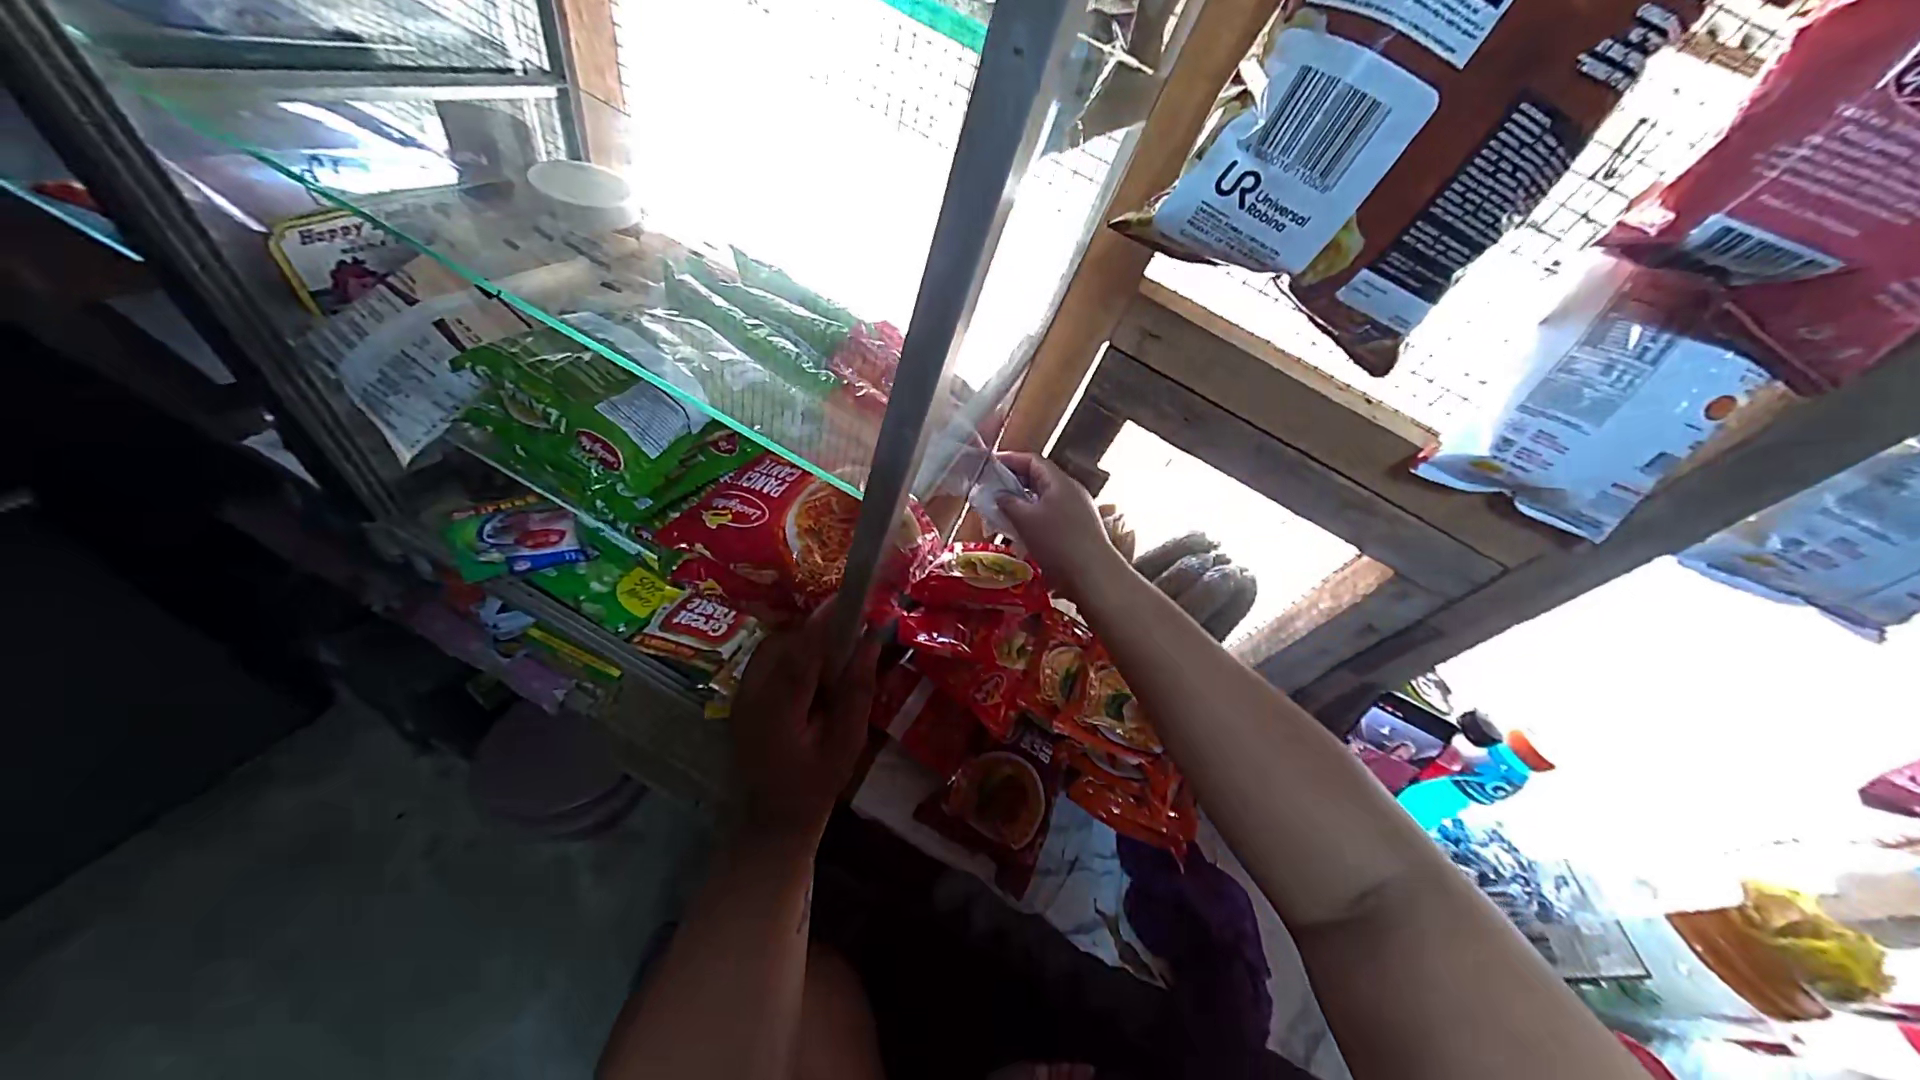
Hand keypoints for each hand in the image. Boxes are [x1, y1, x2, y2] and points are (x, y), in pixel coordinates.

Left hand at [728, 605, 883, 845]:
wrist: (771, 820)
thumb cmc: (814, 787)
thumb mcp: (846, 744)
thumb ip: (858, 692)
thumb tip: (870, 642)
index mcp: (776, 709)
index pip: (801, 651)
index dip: (826, 620)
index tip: (852, 598)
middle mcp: (750, 694)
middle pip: (785, 642)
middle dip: (819, 629)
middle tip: (853, 627)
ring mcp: (741, 695)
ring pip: (774, 648)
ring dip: (806, 640)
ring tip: (838, 649)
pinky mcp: (743, 697)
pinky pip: (769, 661)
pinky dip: (794, 654)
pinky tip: (816, 669)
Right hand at [994, 452, 1129, 602]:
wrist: (1092, 574)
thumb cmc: (1057, 541)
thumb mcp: (1025, 520)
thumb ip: (1008, 503)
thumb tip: (1000, 495)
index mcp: (1059, 481)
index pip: (1033, 460)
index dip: (1011, 459)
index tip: (992, 464)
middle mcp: (1071, 491)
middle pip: (1041, 478)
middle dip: (1016, 482)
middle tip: (994, 489)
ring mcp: (1078, 509)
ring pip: (1046, 498)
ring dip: (1025, 501)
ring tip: (1005, 511)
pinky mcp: (1079, 528)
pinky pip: (1053, 514)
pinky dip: (1035, 516)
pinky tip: (1024, 530)